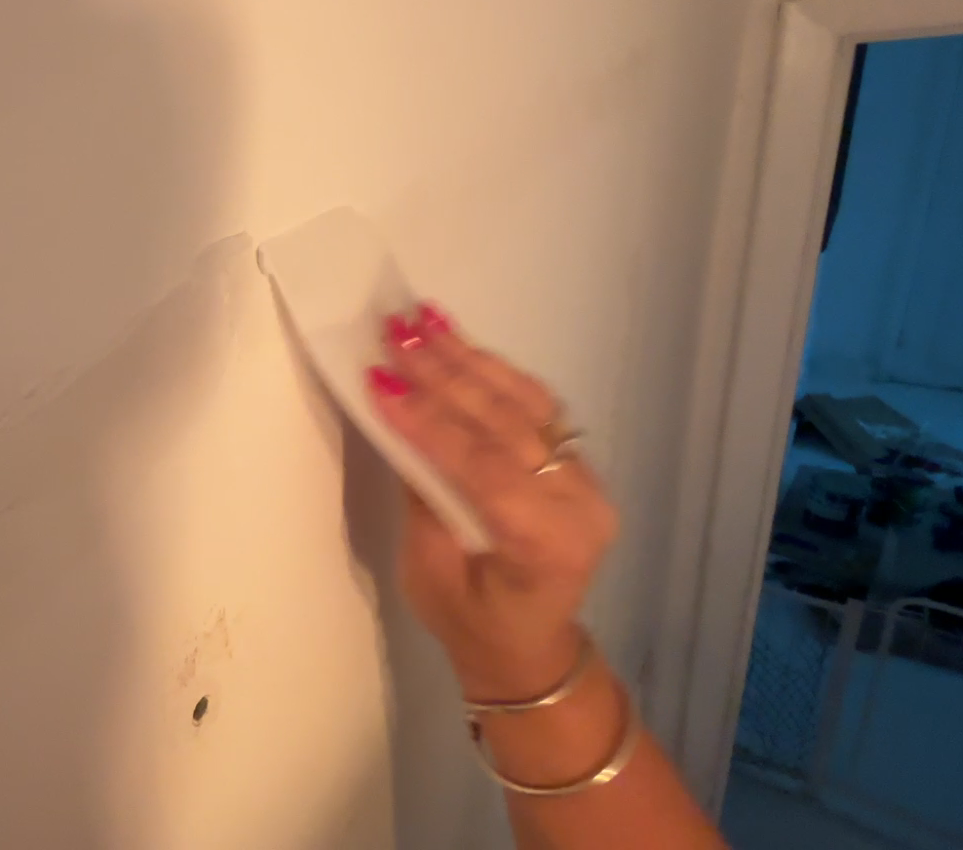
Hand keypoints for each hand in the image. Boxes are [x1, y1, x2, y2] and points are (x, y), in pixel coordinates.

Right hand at [365, 304, 618, 701]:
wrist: (528, 643)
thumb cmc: (468, 620)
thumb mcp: (429, 571)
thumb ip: (423, 495)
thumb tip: (398, 423)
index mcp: (545, 544)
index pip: (482, 466)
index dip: (427, 421)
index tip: (378, 380)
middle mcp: (578, 502)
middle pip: (505, 423)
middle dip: (442, 373)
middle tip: (393, 331)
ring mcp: (584, 475)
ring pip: (524, 400)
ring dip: (466, 355)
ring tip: (419, 318)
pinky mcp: (574, 458)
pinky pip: (533, 403)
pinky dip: (490, 366)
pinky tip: (454, 337)